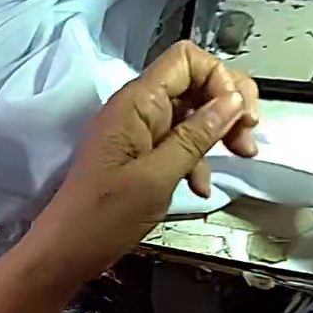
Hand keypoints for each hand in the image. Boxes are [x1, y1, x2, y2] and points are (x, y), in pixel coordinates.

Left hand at [20, 41, 258, 287]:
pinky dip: (194, 161)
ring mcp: (135, 135)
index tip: (239, 116)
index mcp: (135, 104)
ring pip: (188, 117)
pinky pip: (174, 146)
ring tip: (240, 157)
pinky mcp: (136, 159)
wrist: (64, 252)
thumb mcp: (157, 177)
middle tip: (248, 136)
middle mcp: (135, 111)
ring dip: (216, 134)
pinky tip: (201, 188)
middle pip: (193, 85)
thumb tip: (233, 101)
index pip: (186, 60)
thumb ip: (195, 137)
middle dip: (226, 106)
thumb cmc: (104, 217)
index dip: (219, 79)